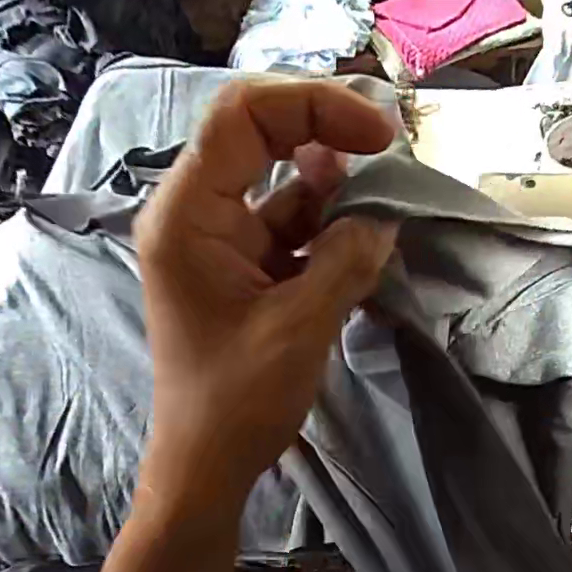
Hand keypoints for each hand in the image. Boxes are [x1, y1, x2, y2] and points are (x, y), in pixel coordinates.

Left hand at [134, 79, 399, 507]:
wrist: (205, 466)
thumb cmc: (237, 403)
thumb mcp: (300, 326)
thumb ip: (346, 257)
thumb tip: (382, 214)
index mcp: (186, 217)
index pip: (241, 115)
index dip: (314, 105)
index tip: (378, 136)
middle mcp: (192, 218)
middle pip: (259, 140)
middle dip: (326, 141)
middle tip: (385, 161)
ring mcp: (214, 246)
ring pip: (278, 187)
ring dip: (332, 195)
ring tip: (377, 218)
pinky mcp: (236, 274)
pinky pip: (284, 231)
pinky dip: (323, 233)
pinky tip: (360, 247)